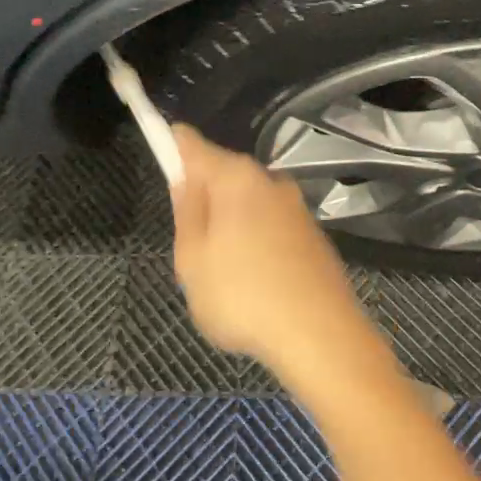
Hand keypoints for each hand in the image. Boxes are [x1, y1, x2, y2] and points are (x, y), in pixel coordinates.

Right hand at [168, 124, 394, 384]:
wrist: (320, 335)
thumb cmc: (242, 296)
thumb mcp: (192, 260)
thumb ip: (186, 212)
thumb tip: (186, 180)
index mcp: (235, 178)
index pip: (192, 145)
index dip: (172, 147)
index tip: (161, 154)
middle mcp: (269, 180)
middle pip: (223, 175)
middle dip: (204, 200)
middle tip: (190, 248)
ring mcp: (295, 206)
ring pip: (248, 204)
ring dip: (231, 226)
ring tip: (224, 277)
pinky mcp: (313, 234)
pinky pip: (271, 227)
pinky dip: (257, 244)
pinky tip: (255, 285)